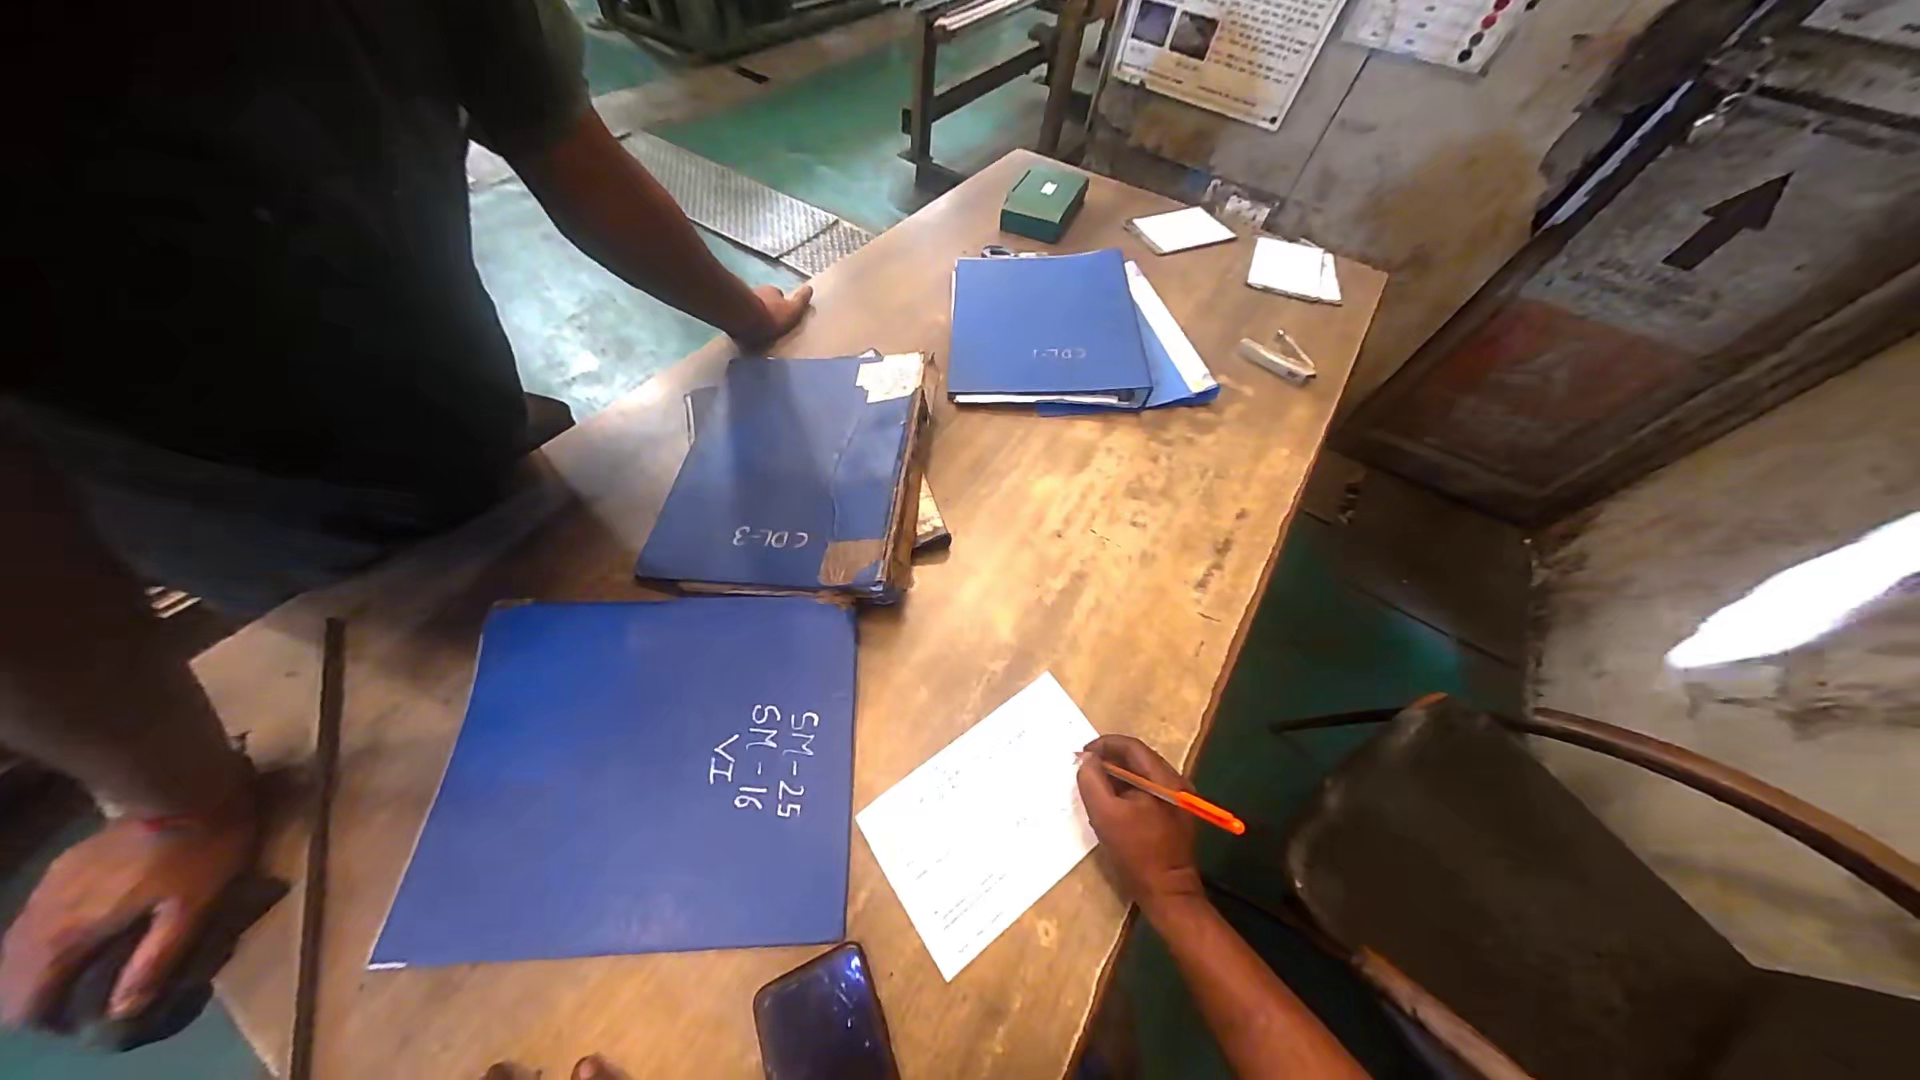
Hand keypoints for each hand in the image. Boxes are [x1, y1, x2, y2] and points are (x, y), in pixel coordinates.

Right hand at [0, 796, 257, 1028]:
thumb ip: (156, 957)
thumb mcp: (193, 905)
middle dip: (46, 995)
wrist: (189, 791)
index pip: (25, 1004)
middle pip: (15, 980)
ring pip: (23, 949)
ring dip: (49, 965)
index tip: (92, 1017)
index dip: (52, 1020)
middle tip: (97, 991)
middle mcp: (37, 921)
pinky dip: (57, 936)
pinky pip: (41, 918)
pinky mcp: (63, 868)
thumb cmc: (200, 849)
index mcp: (64, 937)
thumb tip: (124, 1009)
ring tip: (97, 964)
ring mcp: (45, 891)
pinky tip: (96, 927)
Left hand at [735, 283, 813, 346]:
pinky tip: (746, 330)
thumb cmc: (772, 316)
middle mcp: (757, 292)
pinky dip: (743, 319)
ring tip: (757, 328)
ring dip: (753, 313)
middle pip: (763, 299)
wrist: (746, 320)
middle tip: (769, 321)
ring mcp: (743, 300)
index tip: (781, 312)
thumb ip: (801, 300)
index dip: (781, 302)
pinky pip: (740, 314)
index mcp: (772, 291)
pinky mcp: (733, 310)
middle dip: (766, 307)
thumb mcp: (793, 310)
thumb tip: (810, 288)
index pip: (778, 294)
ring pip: (751, 306)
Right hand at [1077, 735, 1201, 910]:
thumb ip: (1092, 780)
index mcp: (1164, 779)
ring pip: (1141, 774)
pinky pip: (1147, 790)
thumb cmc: (1136, 853)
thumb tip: (1088, 758)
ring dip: (1117, 775)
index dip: (1103, 745)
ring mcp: (1178, 799)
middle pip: (1137, 758)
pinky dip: (1127, 789)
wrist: (1168, 895)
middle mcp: (1176, 783)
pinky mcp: (1175, 815)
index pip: (1131, 746)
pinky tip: (1113, 803)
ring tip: (1095, 785)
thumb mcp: (1105, 814)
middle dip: (1108, 759)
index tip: (1082, 756)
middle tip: (1085, 769)